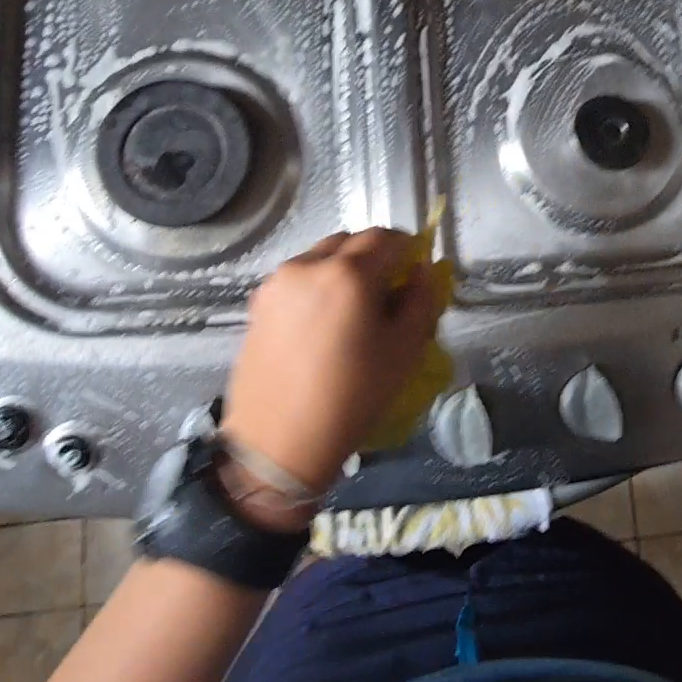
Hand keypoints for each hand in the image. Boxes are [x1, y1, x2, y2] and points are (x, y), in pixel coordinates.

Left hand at [220, 229, 441, 492]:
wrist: (278, 444)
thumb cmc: (351, 398)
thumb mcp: (405, 351)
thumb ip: (422, 300)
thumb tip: (422, 271)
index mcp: (349, 273)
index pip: (387, 236)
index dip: (408, 249)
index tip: (415, 274)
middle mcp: (308, 265)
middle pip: (350, 241)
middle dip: (374, 257)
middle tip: (386, 294)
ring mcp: (277, 282)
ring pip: (321, 257)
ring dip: (342, 269)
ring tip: (351, 311)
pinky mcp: (258, 303)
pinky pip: (297, 279)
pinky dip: (316, 286)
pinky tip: (321, 325)